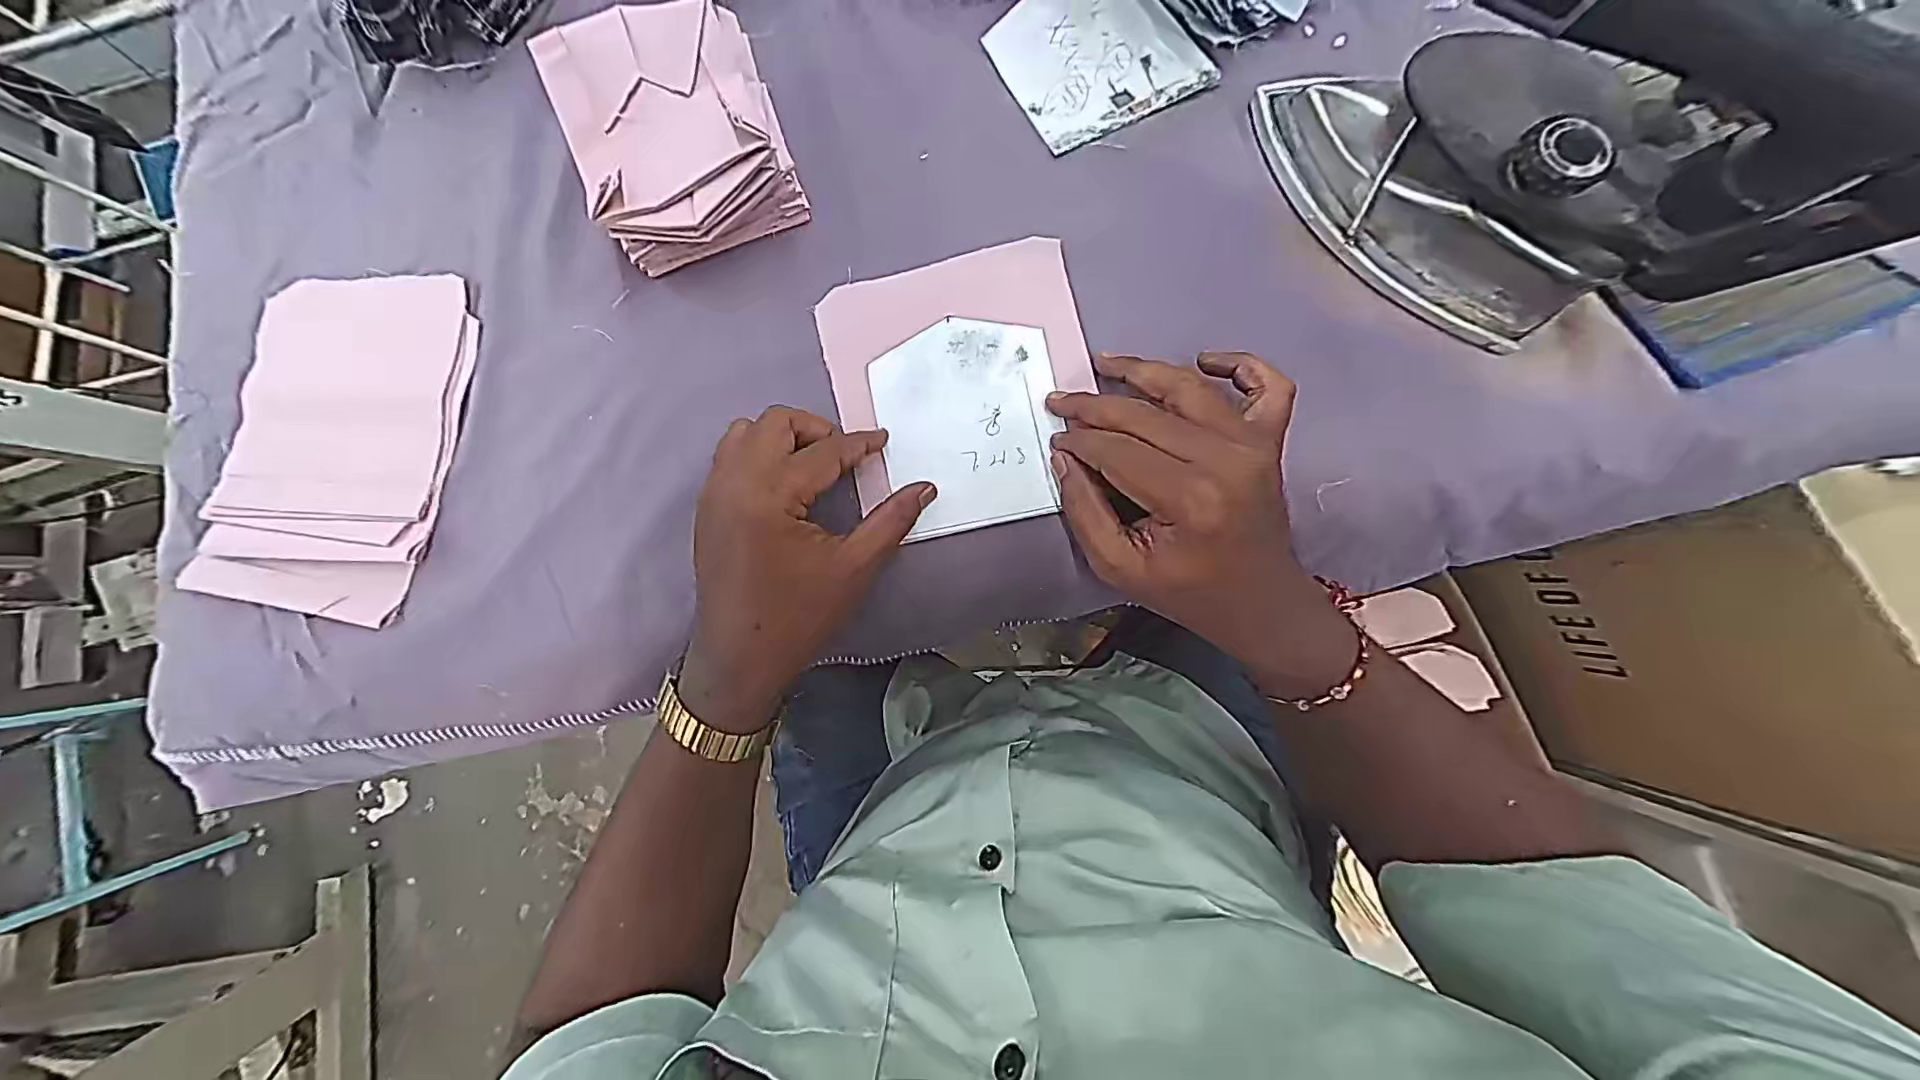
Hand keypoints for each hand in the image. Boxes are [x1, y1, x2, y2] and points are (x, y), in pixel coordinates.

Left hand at [678, 406, 934, 732]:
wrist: (739, 660)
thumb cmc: (798, 617)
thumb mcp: (854, 568)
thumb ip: (891, 520)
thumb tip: (924, 488)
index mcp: (770, 494)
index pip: (822, 451)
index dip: (858, 444)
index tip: (883, 442)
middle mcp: (734, 482)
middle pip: (775, 423)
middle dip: (816, 429)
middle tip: (846, 456)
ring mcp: (713, 494)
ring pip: (746, 433)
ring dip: (783, 437)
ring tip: (814, 466)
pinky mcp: (706, 509)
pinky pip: (729, 457)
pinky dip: (759, 454)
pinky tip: (784, 486)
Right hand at [1046, 352, 1356, 698]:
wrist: (1260, 603)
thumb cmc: (1188, 592)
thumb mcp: (1119, 568)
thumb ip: (1084, 512)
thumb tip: (1065, 458)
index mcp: (1188, 499)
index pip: (1117, 450)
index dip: (1078, 441)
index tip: (1056, 440)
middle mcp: (1225, 461)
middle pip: (1146, 415)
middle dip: (1094, 405)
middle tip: (1062, 401)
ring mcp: (1253, 446)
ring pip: (1190, 388)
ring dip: (1144, 369)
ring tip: (1106, 363)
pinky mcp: (1271, 441)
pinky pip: (1267, 384)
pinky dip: (1239, 365)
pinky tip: (1204, 361)